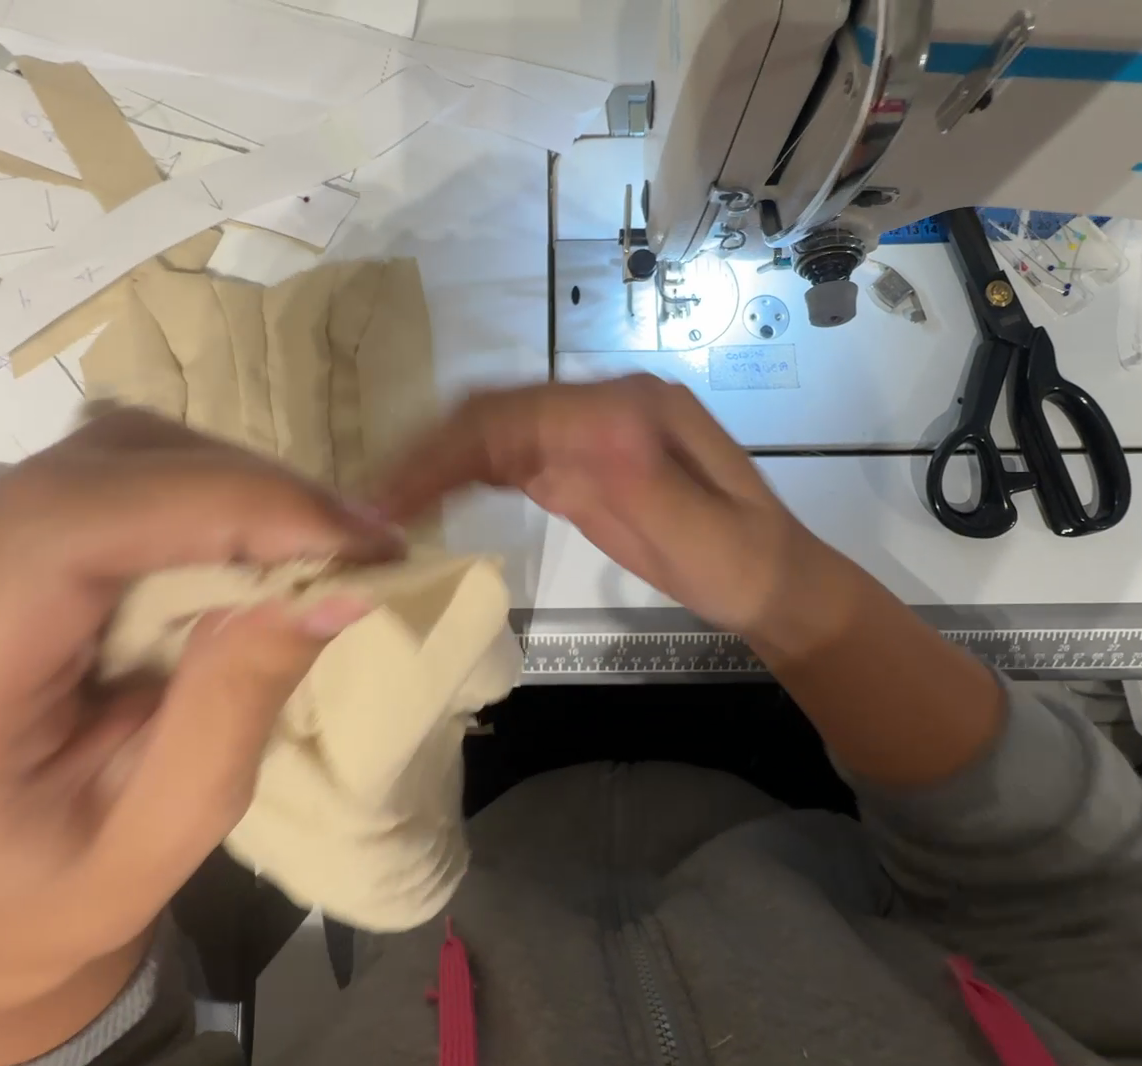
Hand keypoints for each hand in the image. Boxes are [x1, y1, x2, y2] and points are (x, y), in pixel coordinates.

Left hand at [0, 411, 396, 1017]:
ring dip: (220, 488)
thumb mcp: (180, 825)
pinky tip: (239, 539)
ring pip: (89, 462)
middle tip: (353, 537)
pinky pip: (88, 481)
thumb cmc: (80, 891)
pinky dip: (187, 494)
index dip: (217, 505)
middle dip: (240, 492)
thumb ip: (241, 699)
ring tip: (305, 542)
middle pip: (77, 480)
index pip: (57, 537)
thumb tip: (340, 585)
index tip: (350, 533)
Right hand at [379, 375, 853, 656]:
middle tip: (373, 499)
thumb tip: (576, 432)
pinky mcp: (580, 468)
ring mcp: (589, 435)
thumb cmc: (742, 563)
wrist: (768, 582)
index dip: (454, 447)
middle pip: (499, 412)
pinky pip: (511, 459)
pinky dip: (466, 476)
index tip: (396, 492)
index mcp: (632, 410)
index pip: (524, 413)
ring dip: (440, 462)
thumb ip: (641, 483)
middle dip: (431, 450)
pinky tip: (433, 499)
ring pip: (496, 432)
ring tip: (386, 502)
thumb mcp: (704, 532)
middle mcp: (604, 407)